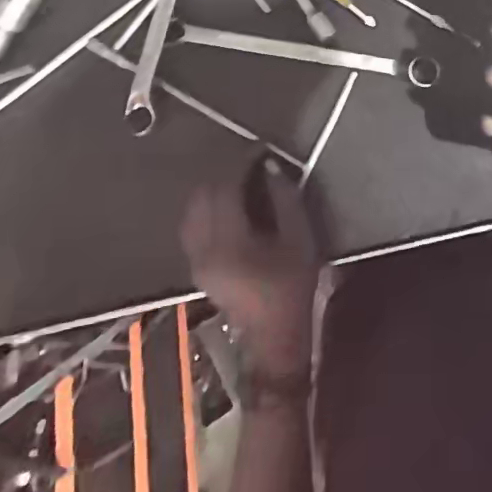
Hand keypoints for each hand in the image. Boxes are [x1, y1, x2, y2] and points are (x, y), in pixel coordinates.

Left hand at [180, 157, 318, 375]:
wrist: (274, 340)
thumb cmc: (292, 290)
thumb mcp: (299, 241)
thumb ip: (285, 200)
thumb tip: (271, 167)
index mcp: (229, 243)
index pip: (225, 188)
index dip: (241, 163)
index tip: (260, 150)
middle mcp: (203, 248)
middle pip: (202, 195)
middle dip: (224, 173)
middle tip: (250, 163)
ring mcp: (195, 259)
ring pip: (192, 209)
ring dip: (213, 189)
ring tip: (239, 180)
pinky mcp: (196, 266)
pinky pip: (192, 224)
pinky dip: (207, 206)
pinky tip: (228, 204)